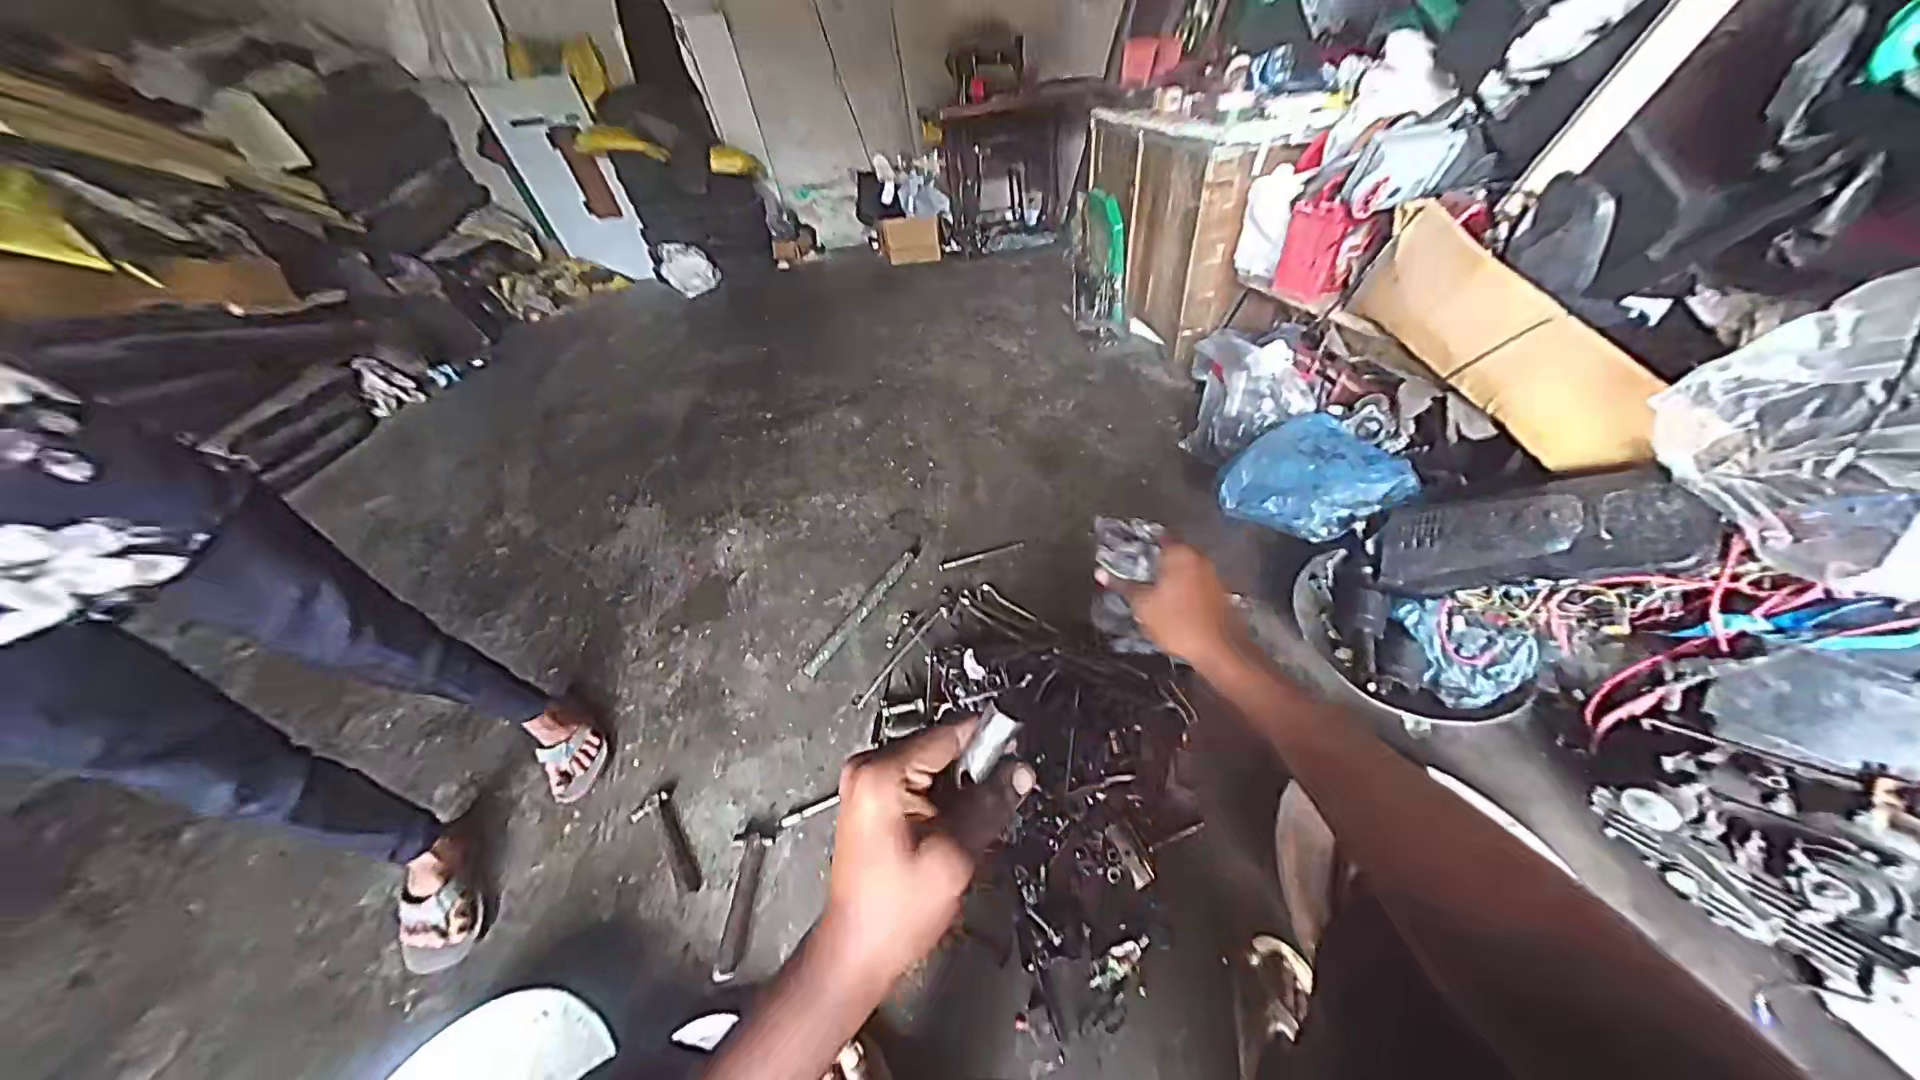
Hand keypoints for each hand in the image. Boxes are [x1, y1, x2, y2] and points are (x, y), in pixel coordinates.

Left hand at [816, 718, 1034, 989]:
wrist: (857, 951)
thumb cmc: (889, 916)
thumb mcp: (954, 858)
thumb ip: (989, 807)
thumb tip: (1017, 775)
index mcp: (880, 774)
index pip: (947, 734)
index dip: (988, 742)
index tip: (1015, 751)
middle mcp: (867, 769)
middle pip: (939, 746)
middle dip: (972, 771)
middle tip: (994, 799)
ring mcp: (865, 782)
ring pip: (932, 764)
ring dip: (957, 786)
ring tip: (964, 825)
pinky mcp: (870, 798)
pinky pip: (917, 779)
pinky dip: (939, 796)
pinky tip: (946, 827)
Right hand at [1097, 541, 1244, 664]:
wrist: (1219, 650)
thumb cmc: (1176, 623)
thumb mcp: (1142, 605)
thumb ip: (1122, 586)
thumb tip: (1100, 573)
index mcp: (1180, 554)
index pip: (1158, 537)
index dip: (1142, 543)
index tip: (1128, 552)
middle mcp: (1200, 558)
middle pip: (1174, 552)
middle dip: (1157, 560)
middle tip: (1138, 572)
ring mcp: (1213, 574)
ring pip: (1186, 567)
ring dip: (1172, 575)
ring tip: (1153, 589)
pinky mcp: (1221, 592)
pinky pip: (1197, 581)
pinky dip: (1185, 587)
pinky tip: (1174, 602)